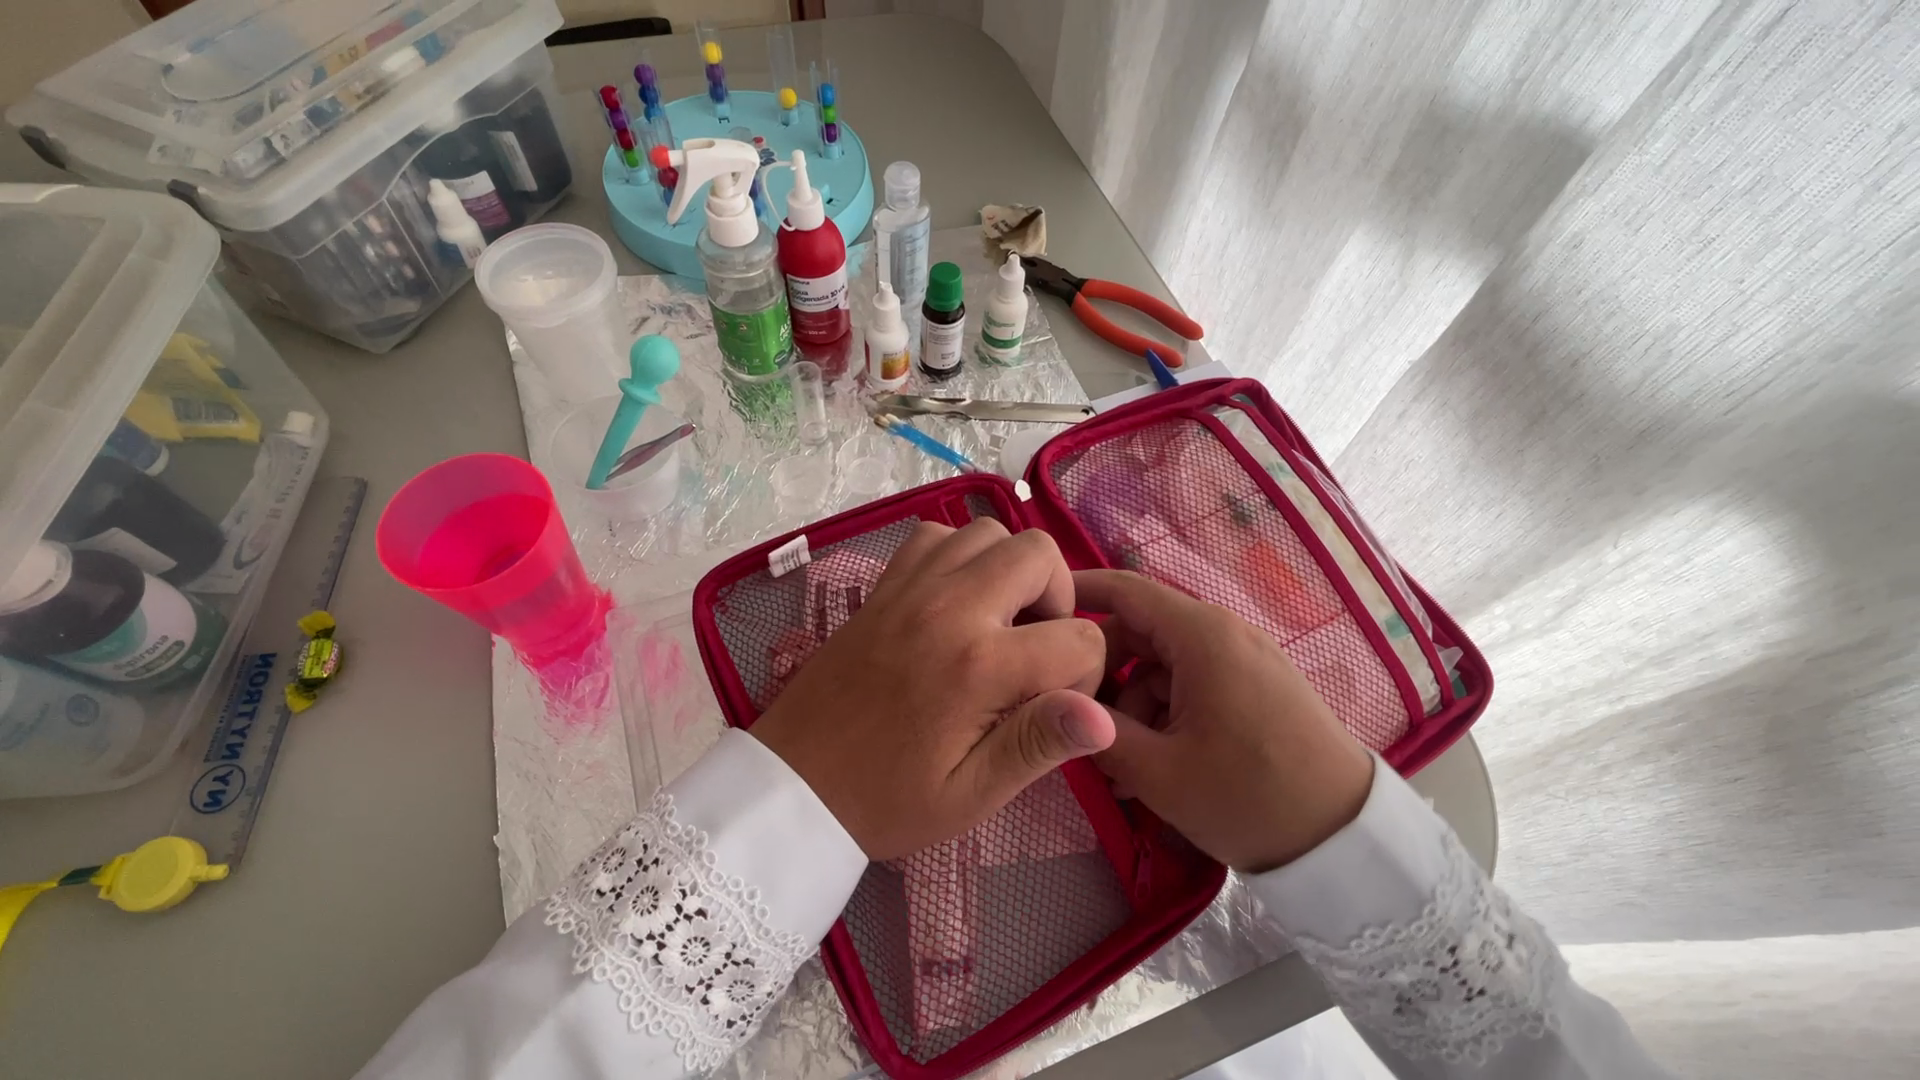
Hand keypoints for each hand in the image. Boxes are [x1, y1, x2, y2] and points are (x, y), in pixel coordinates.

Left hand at [751, 520, 1114, 860]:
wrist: (793, 786)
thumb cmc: (885, 800)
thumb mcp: (970, 794)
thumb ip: (1038, 744)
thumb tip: (1103, 715)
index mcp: (979, 666)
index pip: (1079, 638)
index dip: (1084, 674)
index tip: (1051, 706)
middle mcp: (948, 608)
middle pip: (1039, 553)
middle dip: (1058, 599)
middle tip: (1033, 650)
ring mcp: (910, 588)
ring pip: (988, 531)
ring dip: (1010, 570)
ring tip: (998, 622)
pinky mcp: (883, 586)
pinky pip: (935, 536)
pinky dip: (959, 555)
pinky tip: (955, 601)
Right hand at [1076, 570, 1374, 872]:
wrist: (1346, 839)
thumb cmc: (1248, 795)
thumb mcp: (1158, 772)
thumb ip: (1098, 731)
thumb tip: (1056, 707)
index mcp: (1201, 636)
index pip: (1124, 589)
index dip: (1076, 593)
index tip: (1033, 611)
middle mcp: (1223, 633)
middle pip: (1139, 631)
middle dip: (1100, 673)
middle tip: (1068, 718)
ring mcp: (1242, 660)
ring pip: (1162, 665)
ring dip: (1131, 705)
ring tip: (1116, 768)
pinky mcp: (1254, 688)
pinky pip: (1191, 685)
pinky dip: (1164, 714)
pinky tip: (1150, 766)